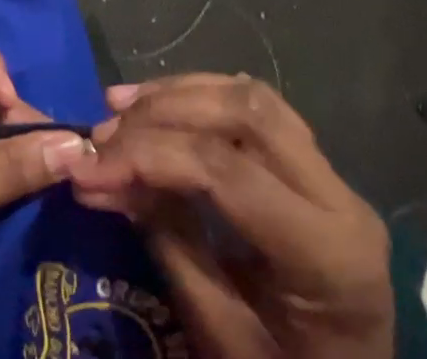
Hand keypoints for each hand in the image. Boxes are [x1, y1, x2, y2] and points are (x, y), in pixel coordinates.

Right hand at [68, 75, 391, 358]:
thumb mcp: (219, 331)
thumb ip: (167, 242)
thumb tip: (104, 176)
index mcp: (327, 254)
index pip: (224, 169)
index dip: (146, 157)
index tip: (85, 169)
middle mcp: (341, 200)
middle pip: (246, 114)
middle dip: (161, 113)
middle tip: (102, 135)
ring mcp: (334, 181)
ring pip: (254, 99)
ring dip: (178, 95)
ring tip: (117, 106)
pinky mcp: (317, 174)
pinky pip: (261, 114)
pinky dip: (202, 99)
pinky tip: (161, 103)